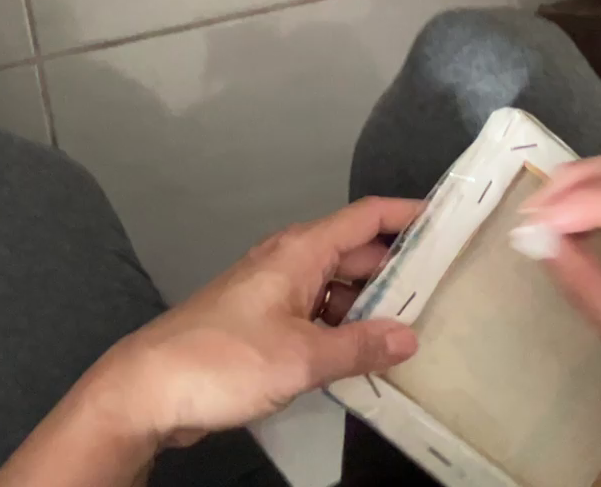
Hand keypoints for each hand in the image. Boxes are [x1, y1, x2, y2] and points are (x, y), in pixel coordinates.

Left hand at [88, 196, 422, 447]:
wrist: (151, 387)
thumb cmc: (226, 358)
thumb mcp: (301, 357)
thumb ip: (358, 346)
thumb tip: (410, 337)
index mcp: (302, 250)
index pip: (367, 216)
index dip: (408, 214)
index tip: (449, 220)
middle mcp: (293, 260)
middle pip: (357, 251)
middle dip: (399, 267)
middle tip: (449, 287)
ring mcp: (278, 290)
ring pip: (338, 285)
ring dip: (371, 303)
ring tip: (419, 326)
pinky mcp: (266, 320)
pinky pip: (319, 312)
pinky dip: (345, 327)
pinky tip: (368, 355)